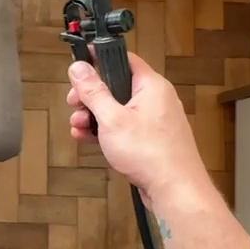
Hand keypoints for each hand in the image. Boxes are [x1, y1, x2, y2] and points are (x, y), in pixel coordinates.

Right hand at [67, 55, 215, 207]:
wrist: (175, 189)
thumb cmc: (151, 154)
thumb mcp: (111, 119)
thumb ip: (93, 91)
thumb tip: (79, 68)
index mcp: (151, 86)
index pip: (123, 59)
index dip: (99, 59)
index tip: (80, 64)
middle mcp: (155, 99)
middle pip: (116, 86)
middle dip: (90, 96)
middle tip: (74, 103)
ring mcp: (154, 119)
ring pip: (117, 108)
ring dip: (94, 116)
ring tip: (79, 127)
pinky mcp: (150, 137)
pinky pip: (123, 126)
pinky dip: (106, 130)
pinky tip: (89, 138)